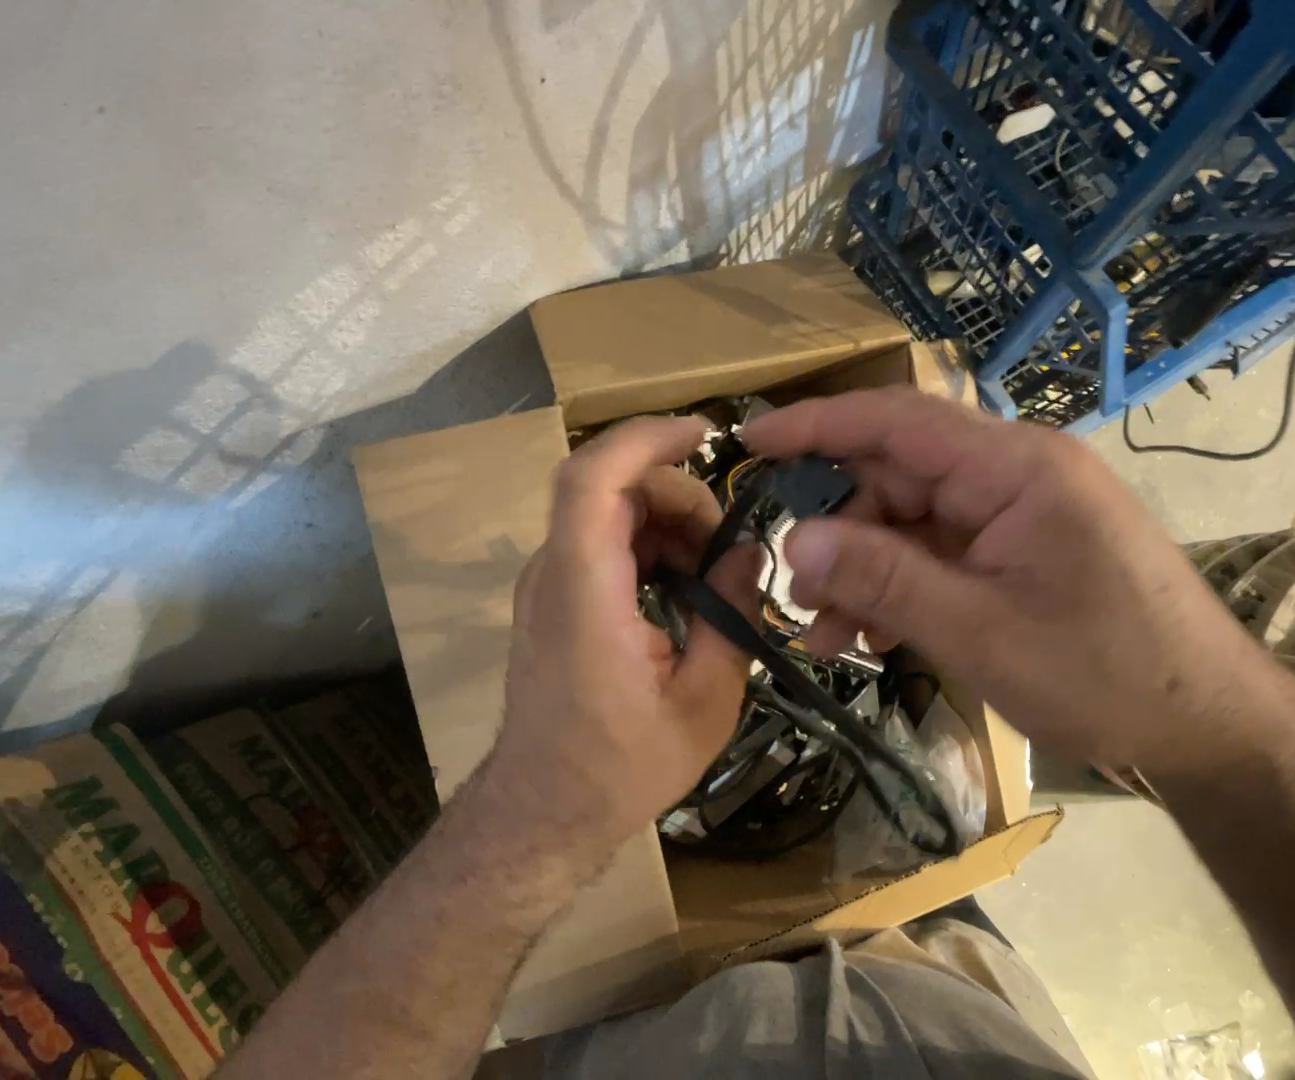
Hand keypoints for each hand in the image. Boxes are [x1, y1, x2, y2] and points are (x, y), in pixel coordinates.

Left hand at [488, 415, 759, 861]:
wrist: (543, 811)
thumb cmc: (622, 767)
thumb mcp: (705, 701)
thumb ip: (732, 617)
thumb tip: (750, 553)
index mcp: (586, 592)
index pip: (592, 479)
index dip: (644, 439)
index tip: (704, 434)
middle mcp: (554, 574)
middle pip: (609, 489)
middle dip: (677, 496)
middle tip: (726, 550)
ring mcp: (545, 585)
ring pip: (605, 513)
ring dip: (664, 524)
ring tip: (710, 577)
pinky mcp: (551, 599)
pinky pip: (598, 544)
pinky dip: (644, 547)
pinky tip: (679, 592)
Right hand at [741, 387, 1293, 775]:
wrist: (1211, 733)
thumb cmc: (1105, 676)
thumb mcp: (979, 632)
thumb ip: (882, 580)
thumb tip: (794, 542)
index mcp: (1015, 468)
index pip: (896, 420)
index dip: (816, 425)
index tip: (749, 439)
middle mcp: (1015, 475)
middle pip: (895, 476)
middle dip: (837, 532)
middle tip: (789, 589)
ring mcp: (1019, 516)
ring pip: (910, 522)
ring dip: (862, 573)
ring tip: (825, 638)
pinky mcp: (1021, 553)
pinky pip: (939, 554)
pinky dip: (898, 589)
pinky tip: (869, 637)